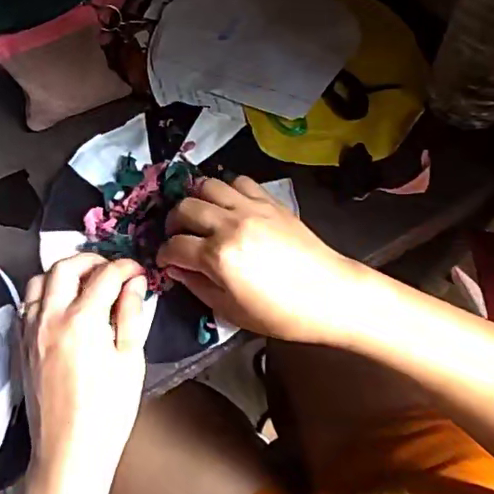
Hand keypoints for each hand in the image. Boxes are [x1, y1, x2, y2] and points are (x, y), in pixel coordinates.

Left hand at [20, 254, 154, 478]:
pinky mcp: (22, 348)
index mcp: (82, 322)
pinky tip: (65, 306)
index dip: (126, 267)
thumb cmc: (107, 414)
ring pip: (40, 281)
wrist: (69, 456)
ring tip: (87, 284)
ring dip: (64, 274)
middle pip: (65, 267)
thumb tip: (135, 283)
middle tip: (113, 270)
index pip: (105, 275)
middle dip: (92, 260)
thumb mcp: (131, 361)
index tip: (138, 272)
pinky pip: (28, 305)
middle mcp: (51, 320)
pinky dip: (47, 294)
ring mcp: (31, 333)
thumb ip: (132, 315)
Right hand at [157, 176, 376, 346]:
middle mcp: (230, 224)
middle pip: (185, 208)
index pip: (175, 246)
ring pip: (208, 185)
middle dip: (174, 223)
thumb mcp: (231, 310)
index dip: (164, 254)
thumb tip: (178, 269)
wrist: (329, 293)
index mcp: (218, 257)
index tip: (166, 259)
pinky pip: (240, 181)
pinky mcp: (270, 201)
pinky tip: (229, 205)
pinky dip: (228, 189)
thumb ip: (198, 286)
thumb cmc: (282, 313)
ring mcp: (252, 208)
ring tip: (200, 215)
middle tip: (178, 235)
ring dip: (197, 199)